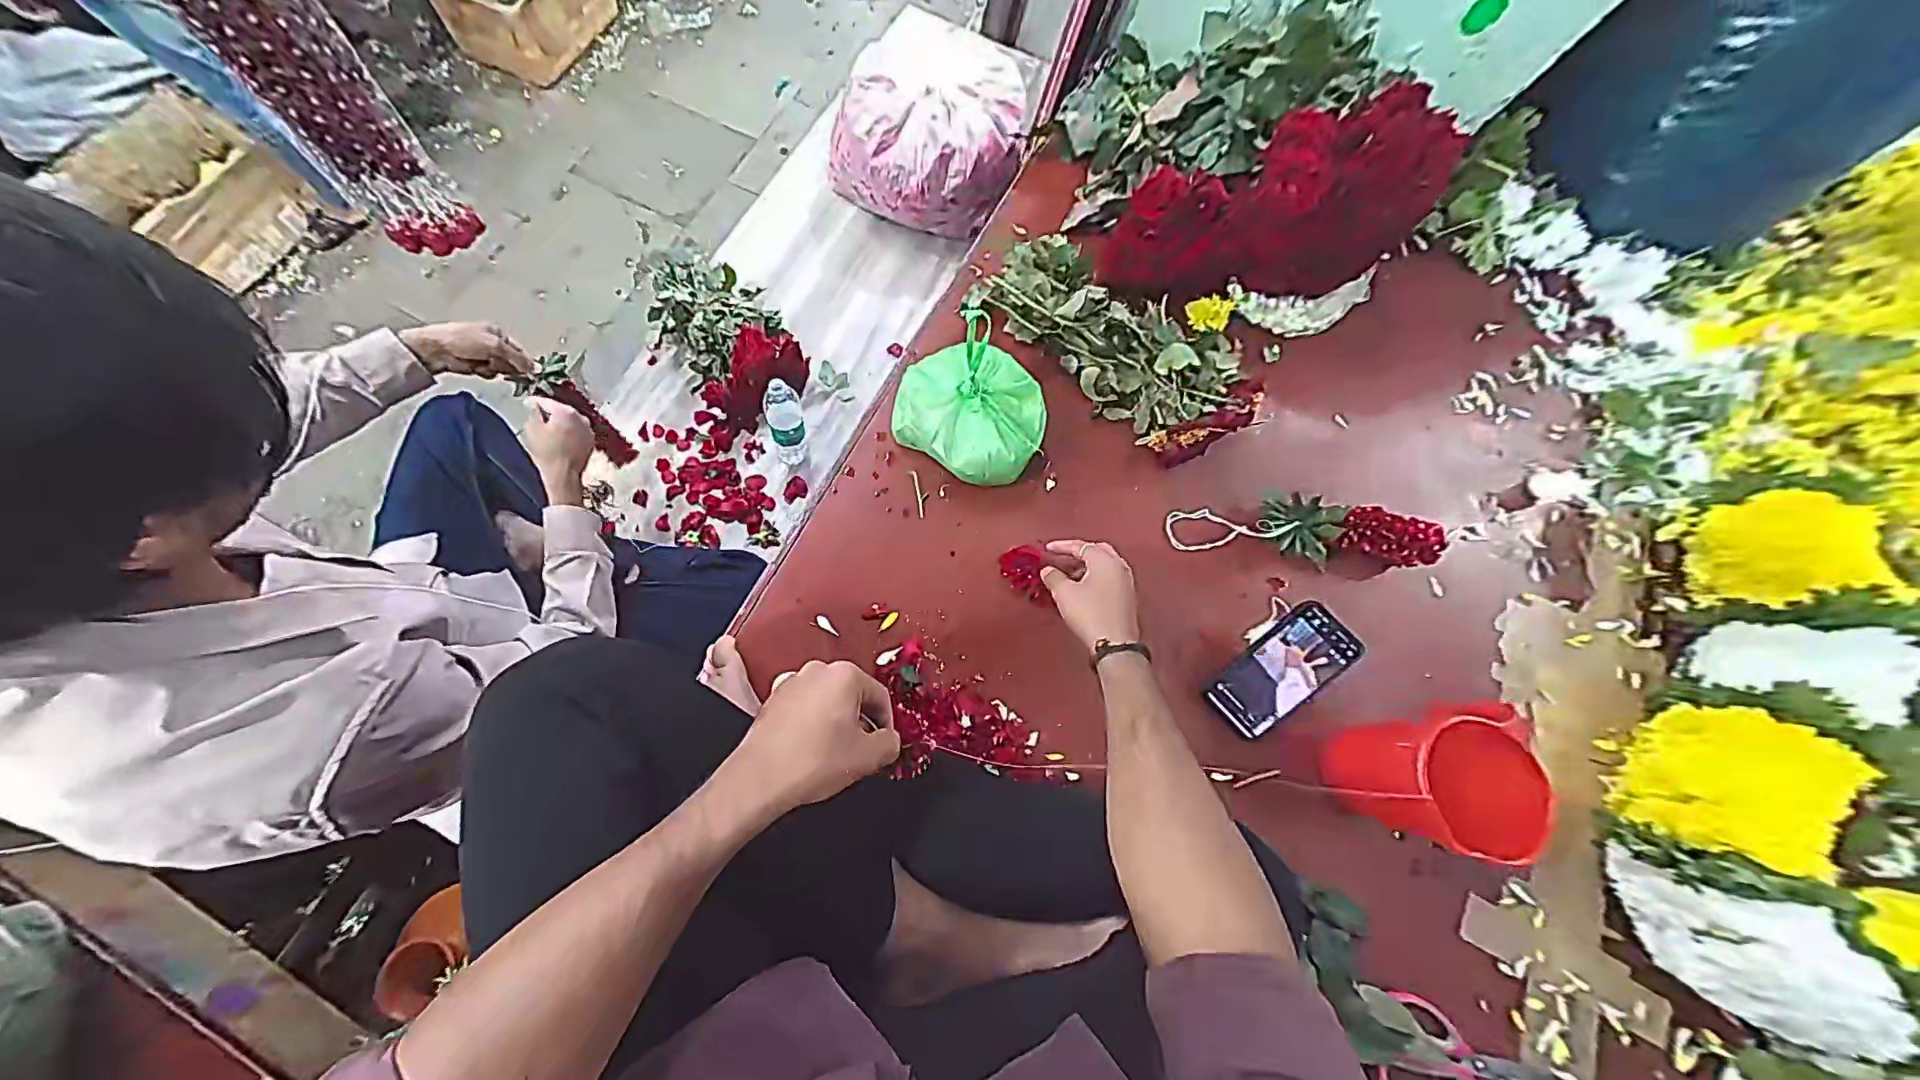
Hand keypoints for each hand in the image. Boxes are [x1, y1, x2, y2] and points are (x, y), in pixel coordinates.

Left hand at [399, 323, 533, 379]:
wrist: (435, 350)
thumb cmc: (463, 340)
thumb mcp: (495, 346)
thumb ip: (518, 358)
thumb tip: (536, 369)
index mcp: (497, 332)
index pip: (520, 350)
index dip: (526, 362)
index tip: (530, 373)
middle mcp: (492, 343)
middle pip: (512, 361)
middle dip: (508, 366)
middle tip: (501, 367)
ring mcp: (483, 355)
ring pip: (501, 369)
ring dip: (495, 370)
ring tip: (484, 366)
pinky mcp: (475, 365)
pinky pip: (490, 373)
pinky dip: (486, 373)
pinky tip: (477, 369)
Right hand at [524, 397, 594, 497]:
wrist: (563, 473)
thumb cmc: (548, 453)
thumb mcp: (532, 429)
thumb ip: (533, 412)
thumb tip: (533, 404)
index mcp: (566, 412)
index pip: (547, 401)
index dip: (534, 402)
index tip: (527, 403)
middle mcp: (581, 419)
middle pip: (561, 409)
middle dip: (549, 412)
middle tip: (536, 415)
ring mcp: (588, 430)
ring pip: (571, 420)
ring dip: (560, 422)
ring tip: (547, 428)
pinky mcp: (590, 441)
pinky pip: (577, 431)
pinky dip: (569, 431)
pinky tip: (559, 438)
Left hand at [731, 661, 900, 810]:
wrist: (760, 779)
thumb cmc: (809, 762)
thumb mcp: (869, 757)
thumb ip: (891, 743)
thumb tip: (890, 740)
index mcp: (845, 675)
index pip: (880, 697)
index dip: (887, 723)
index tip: (884, 740)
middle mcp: (818, 672)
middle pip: (853, 696)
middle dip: (860, 722)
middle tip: (861, 750)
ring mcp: (792, 683)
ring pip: (828, 701)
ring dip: (835, 723)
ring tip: (833, 754)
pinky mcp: (774, 700)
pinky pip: (804, 708)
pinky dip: (812, 725)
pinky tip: (811, 750)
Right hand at [1039, 539, 1141, 651]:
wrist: (1115, 642)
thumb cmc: (1090, 614)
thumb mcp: (1064, 593)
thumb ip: (1053, 577)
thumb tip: (1048, 570)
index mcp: (1105, 560)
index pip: (1081, 546)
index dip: (1062, 546)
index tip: (1048, 548)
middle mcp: (1119, 566)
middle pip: (1097, 550)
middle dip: (1078, 552)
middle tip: (1061, 557)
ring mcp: (1126, 581)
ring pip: (1104, 564)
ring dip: (1086, 565)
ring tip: (1068, 573)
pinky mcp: (1126, 596)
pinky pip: (1109, 577)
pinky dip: (1094, 576)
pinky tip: (1082, 587)